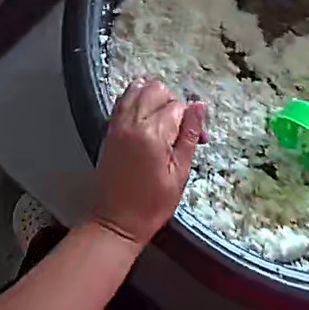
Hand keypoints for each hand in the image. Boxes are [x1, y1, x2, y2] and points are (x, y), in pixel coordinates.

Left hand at [90, 79, 204, 246]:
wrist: (116, 221)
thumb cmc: (152, 204)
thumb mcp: (180, 173)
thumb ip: (189, 136)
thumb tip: (199, 106)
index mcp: (153, 133)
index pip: (177, 106)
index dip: (191, 119)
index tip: (198, 139)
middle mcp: (132, 121)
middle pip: (156, 89)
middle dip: (173, 102)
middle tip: (180, 127)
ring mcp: (117, 123)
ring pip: (136, 88)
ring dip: (153, 97)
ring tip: (164, 120)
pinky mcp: (109, 128)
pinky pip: (122, 100)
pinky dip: (136, 100)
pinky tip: (146, 117)